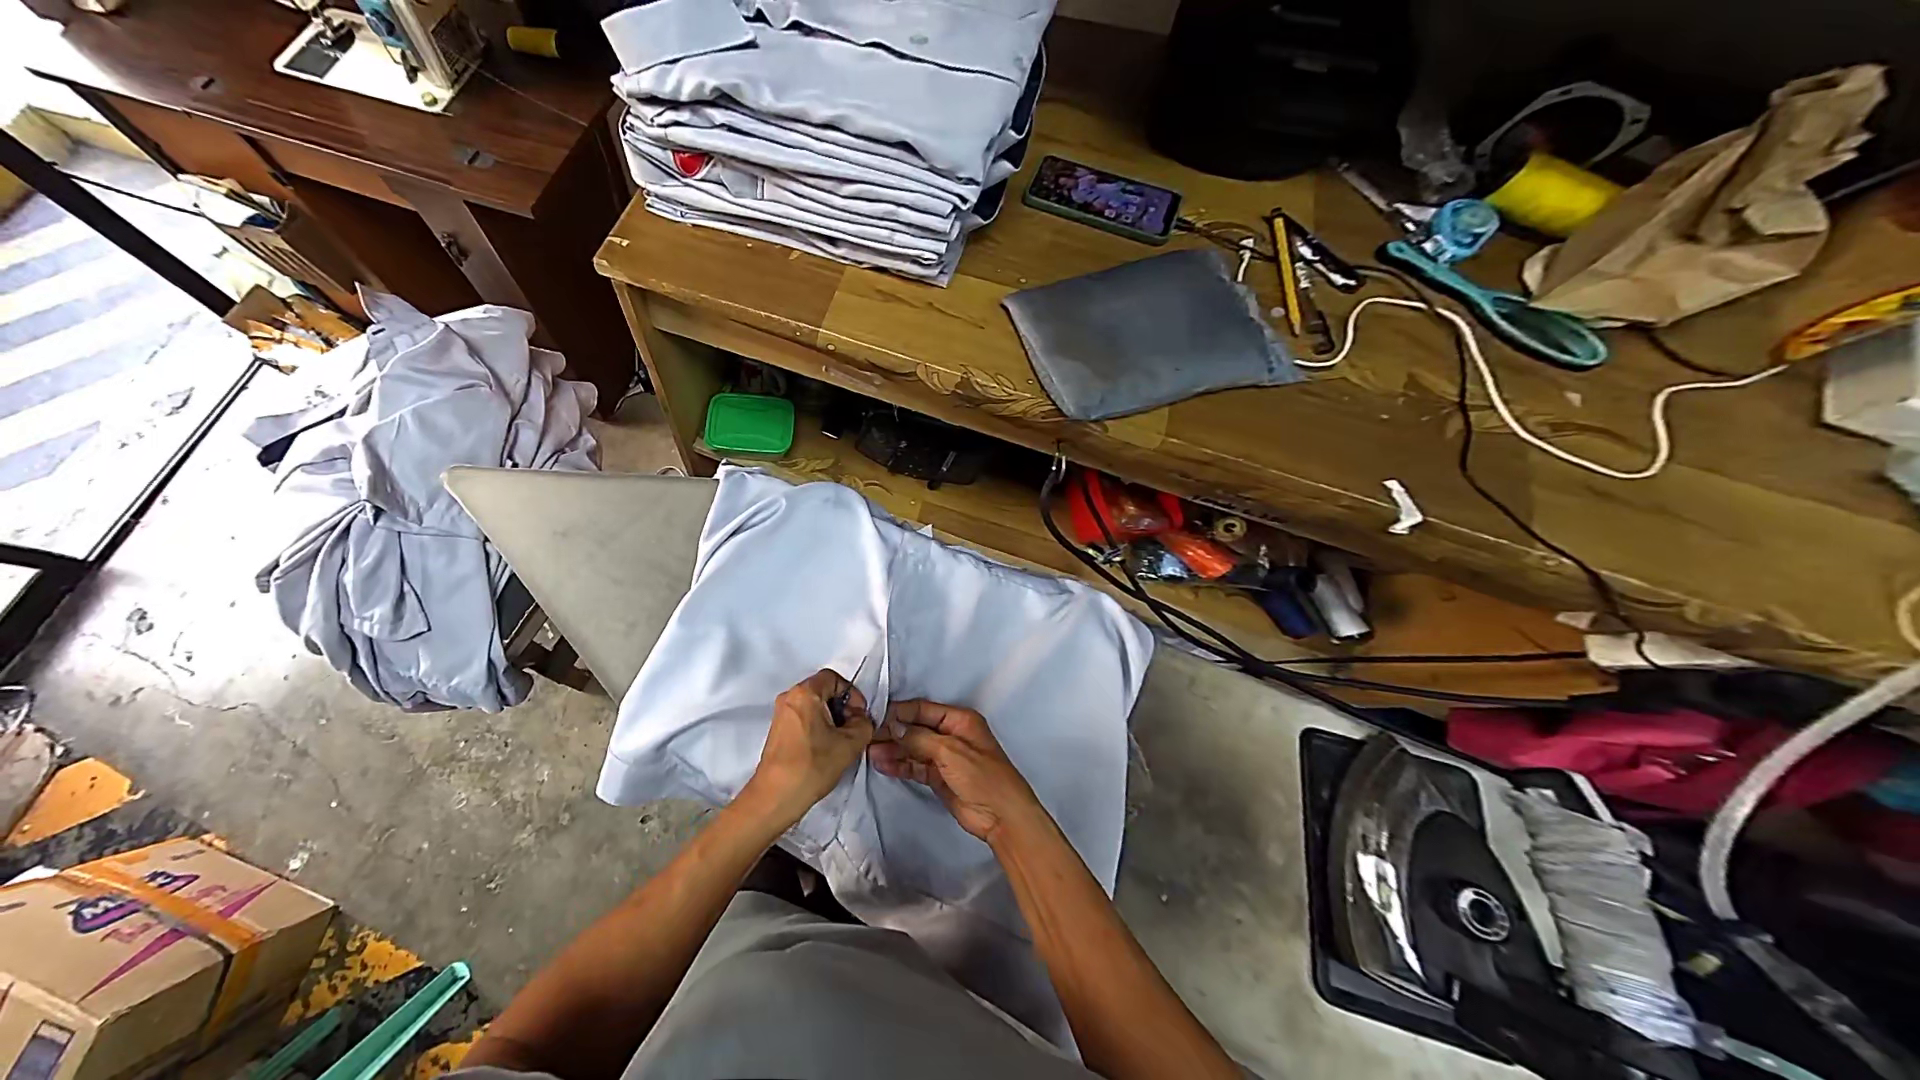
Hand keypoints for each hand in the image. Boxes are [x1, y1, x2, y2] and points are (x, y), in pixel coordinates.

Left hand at [739, 670, 874, 826]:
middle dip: (842, 706)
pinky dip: (818, 727)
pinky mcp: (778, 732)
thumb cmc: (813, 765)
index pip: (834, 678)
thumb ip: (864, 723)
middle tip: (853, 728)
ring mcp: (780, 715)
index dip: (852, 693)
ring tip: (841, 741)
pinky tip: (826, 748)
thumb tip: (860, 720)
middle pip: (823, 690)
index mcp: (804, 693)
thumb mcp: (851, 743)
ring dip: (831, 718)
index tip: (859, 715)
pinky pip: (803, 718)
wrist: (777, 796)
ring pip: (813, 706)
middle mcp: (788, 698)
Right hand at [869, 699, 1045, 844]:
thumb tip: (894, 726)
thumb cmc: (984, 777)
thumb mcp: (950, 751)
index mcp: (960, 719)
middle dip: (893, 732)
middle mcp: (951, 734)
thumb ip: (919, 738)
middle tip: (868, 737)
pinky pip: (915, 766)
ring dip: (893, 750)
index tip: (876, 717)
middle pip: (916, 728)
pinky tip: (883, 764)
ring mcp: (945, 756)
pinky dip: (900, 765)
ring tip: (870, 752)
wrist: (1001, 816)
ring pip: (913, 748)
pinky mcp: (939, 776)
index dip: (900, 712)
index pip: (923, 710)